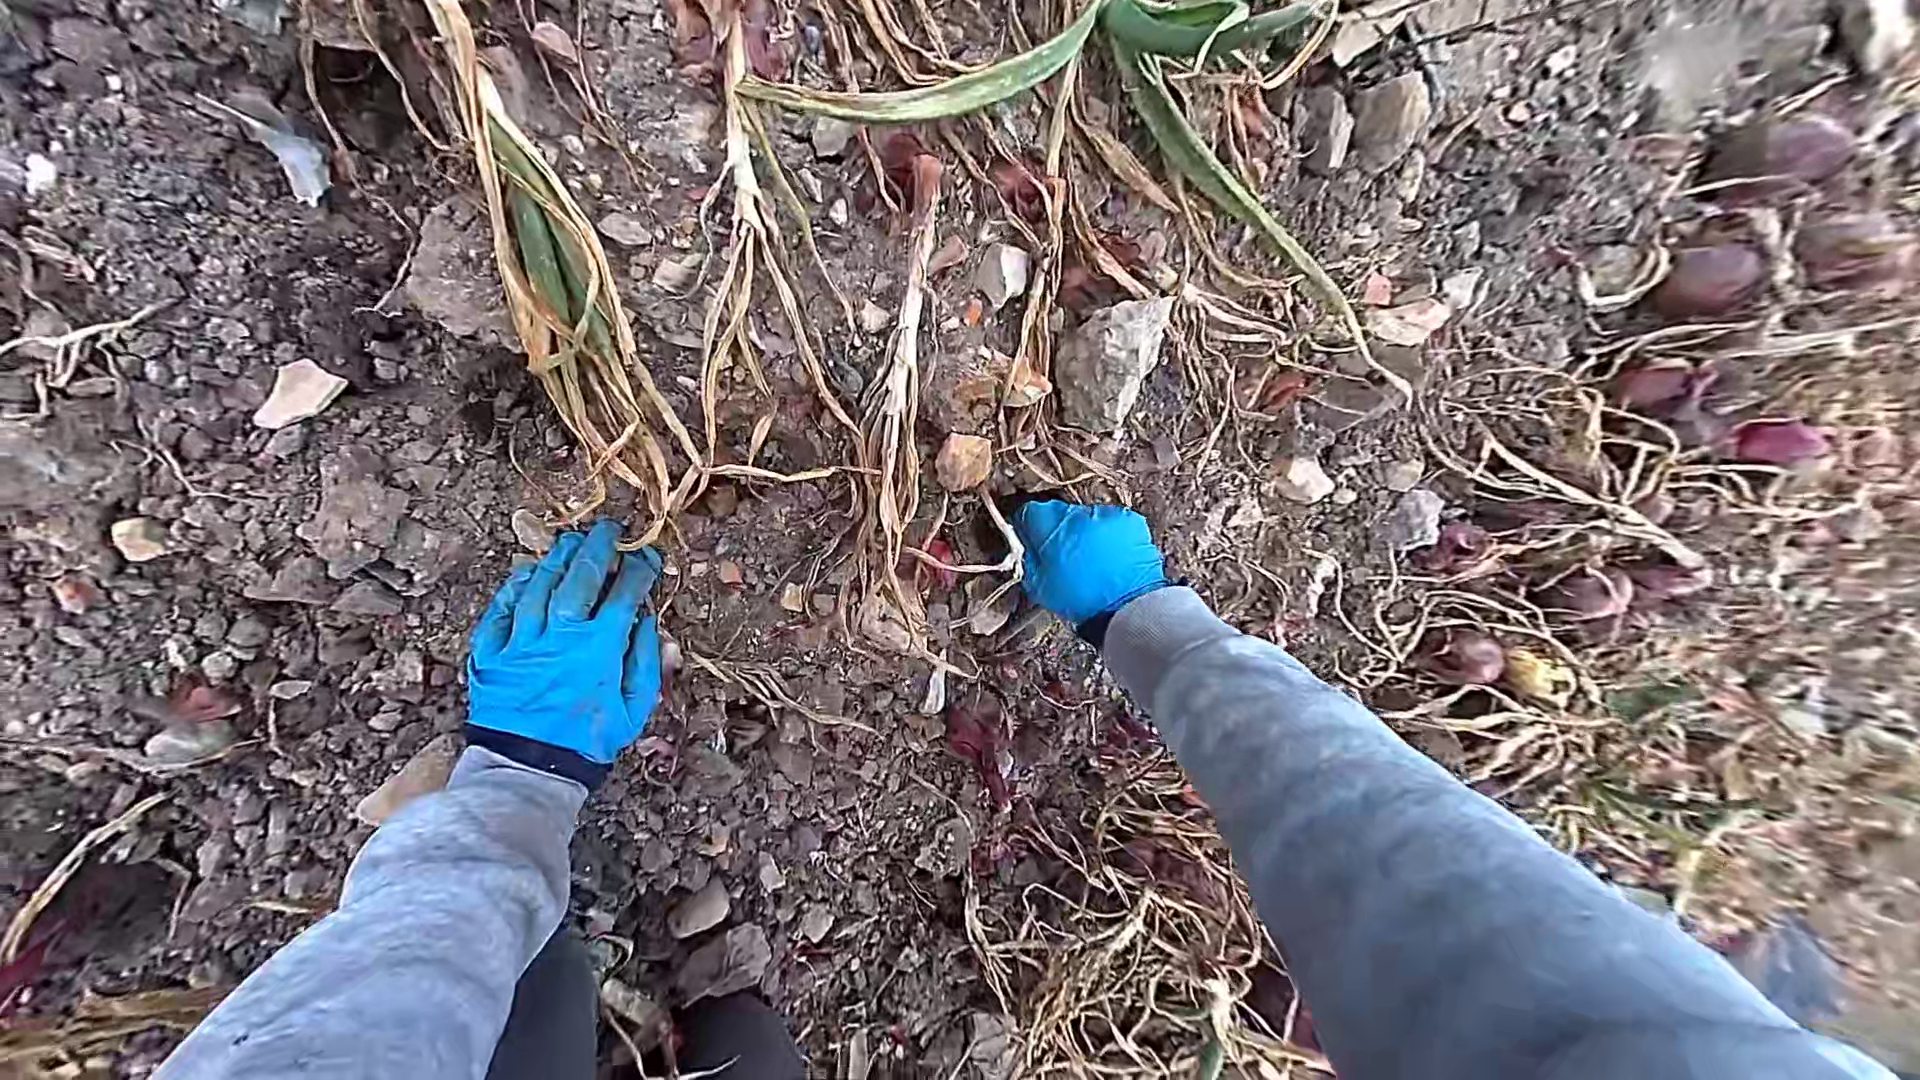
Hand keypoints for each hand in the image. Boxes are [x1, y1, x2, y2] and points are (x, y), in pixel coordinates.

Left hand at [466, 519, 662, 772]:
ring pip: (539, 587)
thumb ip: (645, 662)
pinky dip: (513, 588)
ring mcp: (521, 643)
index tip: (649, 556)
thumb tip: (648, 623)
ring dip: (558, 560)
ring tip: (572, 541)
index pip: (624, 594)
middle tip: (609, 531)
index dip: (639, 570)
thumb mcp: (635, 706)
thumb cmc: (590, 738)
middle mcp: (560, 636)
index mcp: (599, 648)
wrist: (529, 770)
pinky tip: (526, 572)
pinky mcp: (490, 655)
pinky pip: (500, 612)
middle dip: (598, 549)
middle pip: (580, 579)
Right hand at [1011, 500, 1167, 627]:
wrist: (1129, 609)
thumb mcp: (1040, 585)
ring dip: (1084, 532)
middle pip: (1059, 513)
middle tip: (1063, 557)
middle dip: (1058, 532)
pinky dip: (1108, 535)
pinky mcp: (1130, 520)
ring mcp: (1106, 516)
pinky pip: (1110, 522)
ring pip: (1085, 517)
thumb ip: (1028, 558)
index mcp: (1051, 529)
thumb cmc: (1085, 602)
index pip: (1030, 512)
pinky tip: (1108, 557)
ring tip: (1090, 560)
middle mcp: (1078, 515)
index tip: (1031, 540)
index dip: (1028, 528)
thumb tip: (1024, 545)